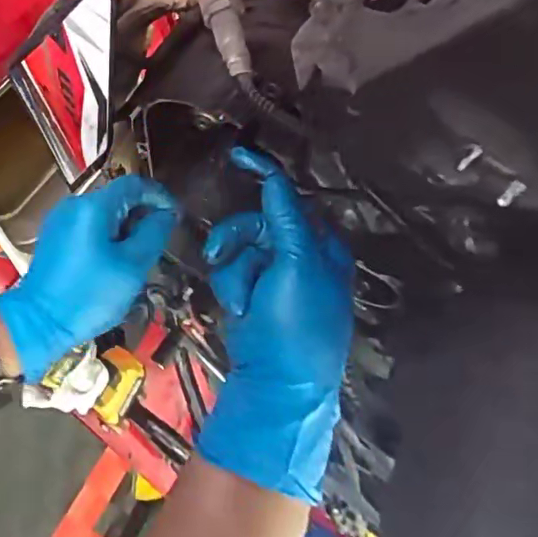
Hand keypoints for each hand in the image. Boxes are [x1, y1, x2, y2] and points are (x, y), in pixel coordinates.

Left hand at [0, 176, 178, 383]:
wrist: (38, 321)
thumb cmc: (89, 295)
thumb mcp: (131, 266)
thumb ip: (152, 234)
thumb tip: (166, 213)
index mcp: (91, 206)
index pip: (133, 184)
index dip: (159, 196)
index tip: (175, 218)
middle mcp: (72, 205)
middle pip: (117, 197)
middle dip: (142, 216)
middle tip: (158, 244)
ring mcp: (60, 220)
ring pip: (103, 214)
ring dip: (125, 229)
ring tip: (138, 258)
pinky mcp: (54, 237)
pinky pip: (88, 227)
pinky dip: (106, 237)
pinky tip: (114, 263)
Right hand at [196, 147, 353, 502]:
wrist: (277, 380)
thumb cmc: (297, 325)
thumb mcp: (296, 267)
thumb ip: (285, 220)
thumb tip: (276, 180)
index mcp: (318, 246)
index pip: (289, 199)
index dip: (265, 175)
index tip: (238, 156)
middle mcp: (295, 256)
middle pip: (252, 223)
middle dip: (235, 241)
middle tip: (219, 257)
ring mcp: (270, 276)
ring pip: (235, 249)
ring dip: (232, 273)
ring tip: (240, 302)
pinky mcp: (248, 293)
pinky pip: (229, 272)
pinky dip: (228, 288)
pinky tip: (238, 309)